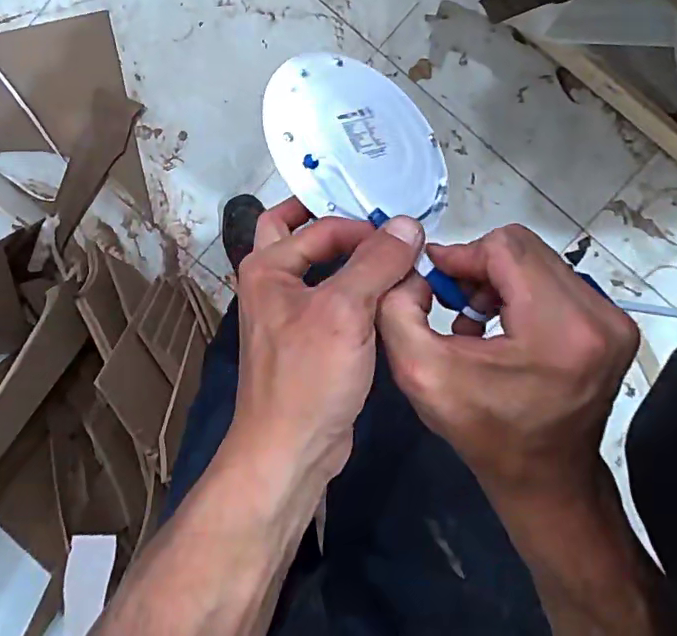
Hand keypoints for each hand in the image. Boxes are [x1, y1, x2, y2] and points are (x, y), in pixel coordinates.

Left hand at [224, 197, 424, 492]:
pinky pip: (335, 297)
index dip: (364, 226)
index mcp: (268, 267)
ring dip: (352, 254)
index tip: (404, 237)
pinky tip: (391, 291)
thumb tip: (408, 224)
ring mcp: (291, 312)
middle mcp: (274, 283)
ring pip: (322, 265)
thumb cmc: (309, 377)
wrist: (290, 454)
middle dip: (337, 221)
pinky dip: (358, 286)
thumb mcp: (346, 311)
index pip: (322, 224)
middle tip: (379, 221)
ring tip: (395, 252)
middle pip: (302, 231)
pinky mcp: (311, 338)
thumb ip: (377, 262)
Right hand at [376, 224, 638, 497]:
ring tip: (478, 321)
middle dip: (481, 268)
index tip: (438, 282)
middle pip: (524, 249)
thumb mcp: (422, 375)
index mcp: (559, 327)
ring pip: (540, 262)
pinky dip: (525, 293)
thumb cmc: (487, 434)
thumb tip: (413, 266)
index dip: (464, 256)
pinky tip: (506, 328)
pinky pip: (557, 282)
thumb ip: (400, 310)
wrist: (547, 482)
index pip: (505, 247)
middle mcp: (597, 316)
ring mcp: (612, 320)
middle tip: (455, 302)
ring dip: (502, 281)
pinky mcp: (615, 326)